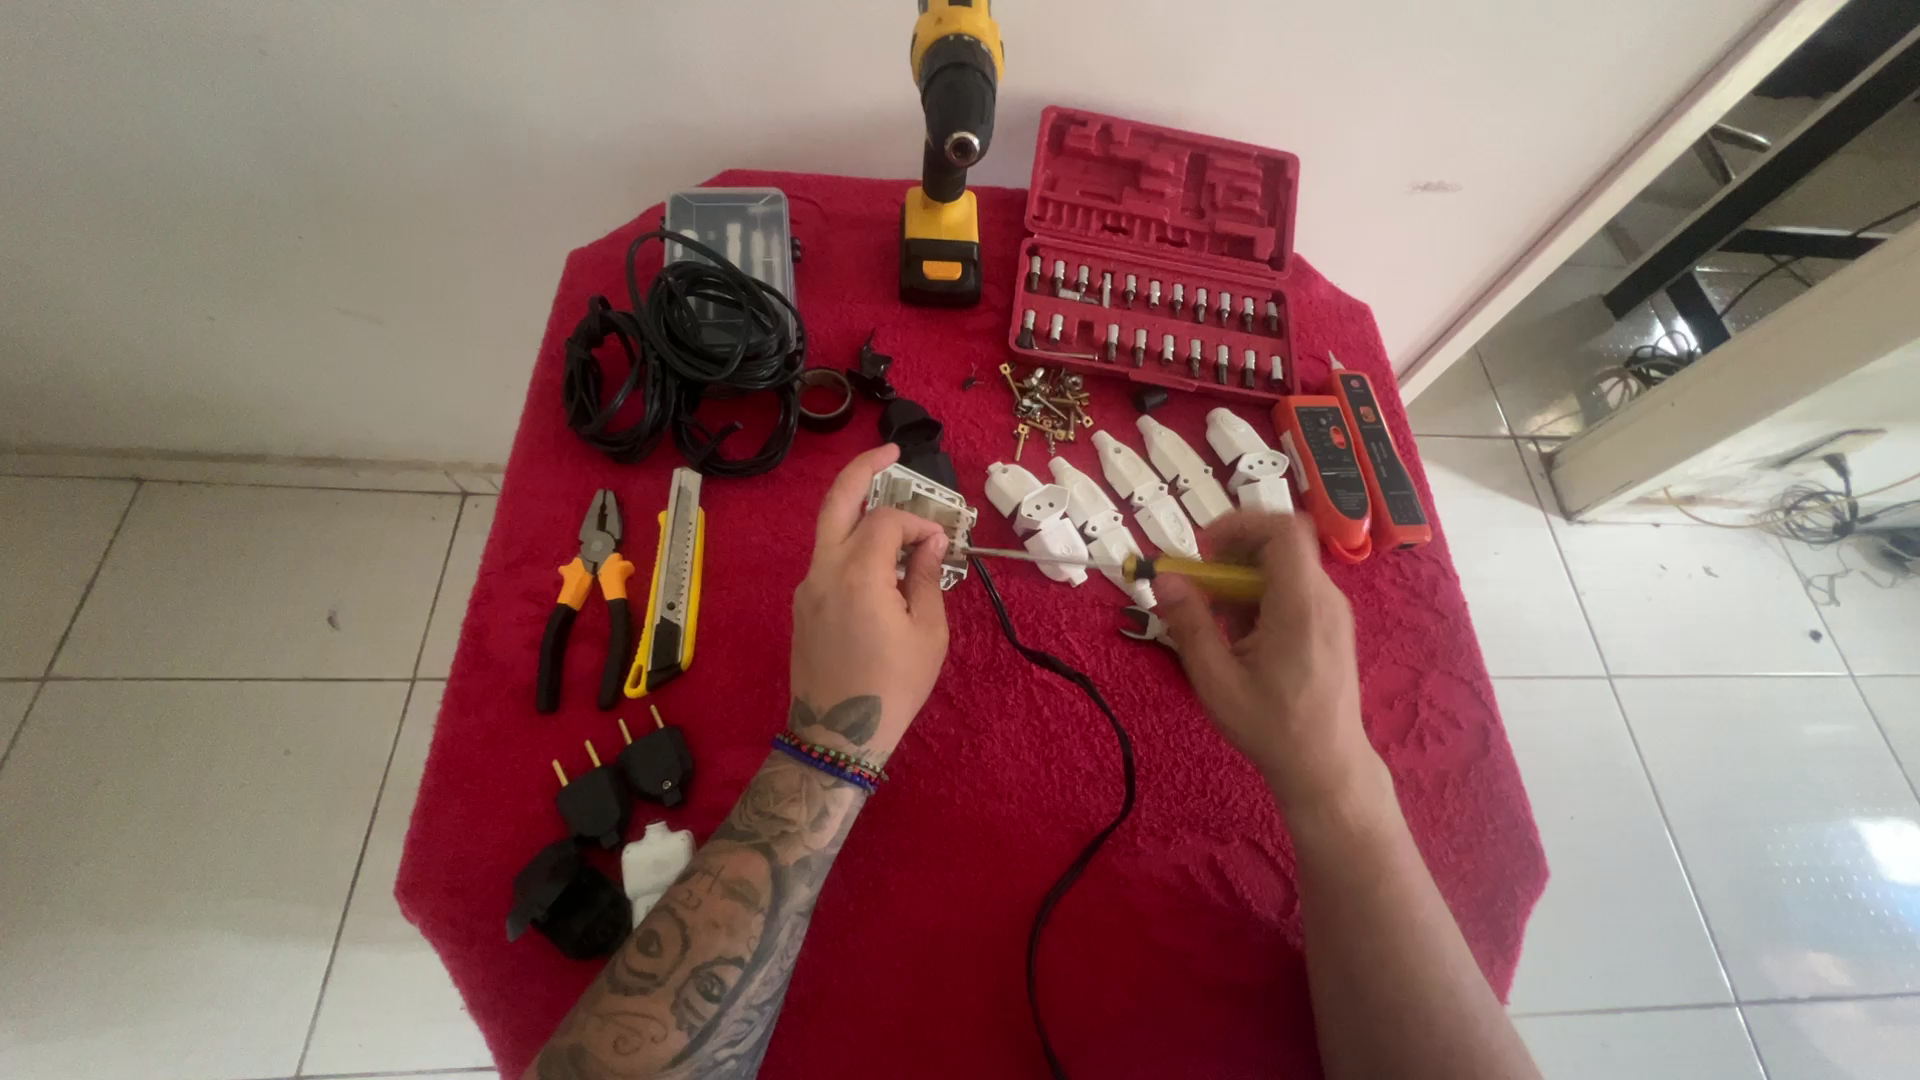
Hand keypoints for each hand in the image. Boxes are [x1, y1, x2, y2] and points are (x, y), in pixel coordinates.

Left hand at [788, 444, 950, 765]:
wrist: (837, 735)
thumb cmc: (892, 686)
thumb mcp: (927, 633)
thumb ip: (926, 577)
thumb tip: (930, 542)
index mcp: (858, 574)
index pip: (888, 521)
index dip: (919, 523)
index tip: (940, 544)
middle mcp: (823, 570)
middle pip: (836, 501)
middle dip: (862, 468)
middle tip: (889, 451)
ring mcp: (806, 586)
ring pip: (828, 529)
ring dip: (857, 509)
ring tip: (891, 506)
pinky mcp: (802, 604)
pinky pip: (827, 558)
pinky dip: (852, 544)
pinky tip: (878, 561)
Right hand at [1153, 512, 1379, 812]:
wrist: (1326, 767)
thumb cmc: (1270, 726)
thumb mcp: (1216, 679)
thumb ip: (1189, 623)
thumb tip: (1164, 579)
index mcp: (1300, 605)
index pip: (1283, 530)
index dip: (1240, 524)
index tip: (1203, 548)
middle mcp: (1324, 598)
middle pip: (1280, 545)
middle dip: (1231, 554)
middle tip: (1198, 585)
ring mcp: (1331, 611)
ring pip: (1283, 567)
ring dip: (1241, 578)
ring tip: (1215, 618)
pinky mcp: (1329, 625)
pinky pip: (1291, 589)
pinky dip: (1258, 596)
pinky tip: (1239, 634)